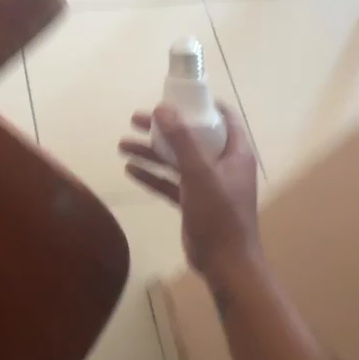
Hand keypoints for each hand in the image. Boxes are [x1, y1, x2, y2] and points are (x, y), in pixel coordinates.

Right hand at [118, 103, 263, 287]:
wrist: (226, 264)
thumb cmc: (220, 215)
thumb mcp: (200, 174)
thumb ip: (182, 141)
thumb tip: (162, 108)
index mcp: (235, 154)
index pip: (224, 119)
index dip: (202, 105)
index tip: (176, 95)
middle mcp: (223, 165)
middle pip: (191, 137)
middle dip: (164, 128)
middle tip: (136, 119)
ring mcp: (208, 184)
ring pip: (176, 160)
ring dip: (152, 152)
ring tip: (122, 144)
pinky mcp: (194, 202)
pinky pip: (170, 182)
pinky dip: (152, 175)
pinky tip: (130, 170)